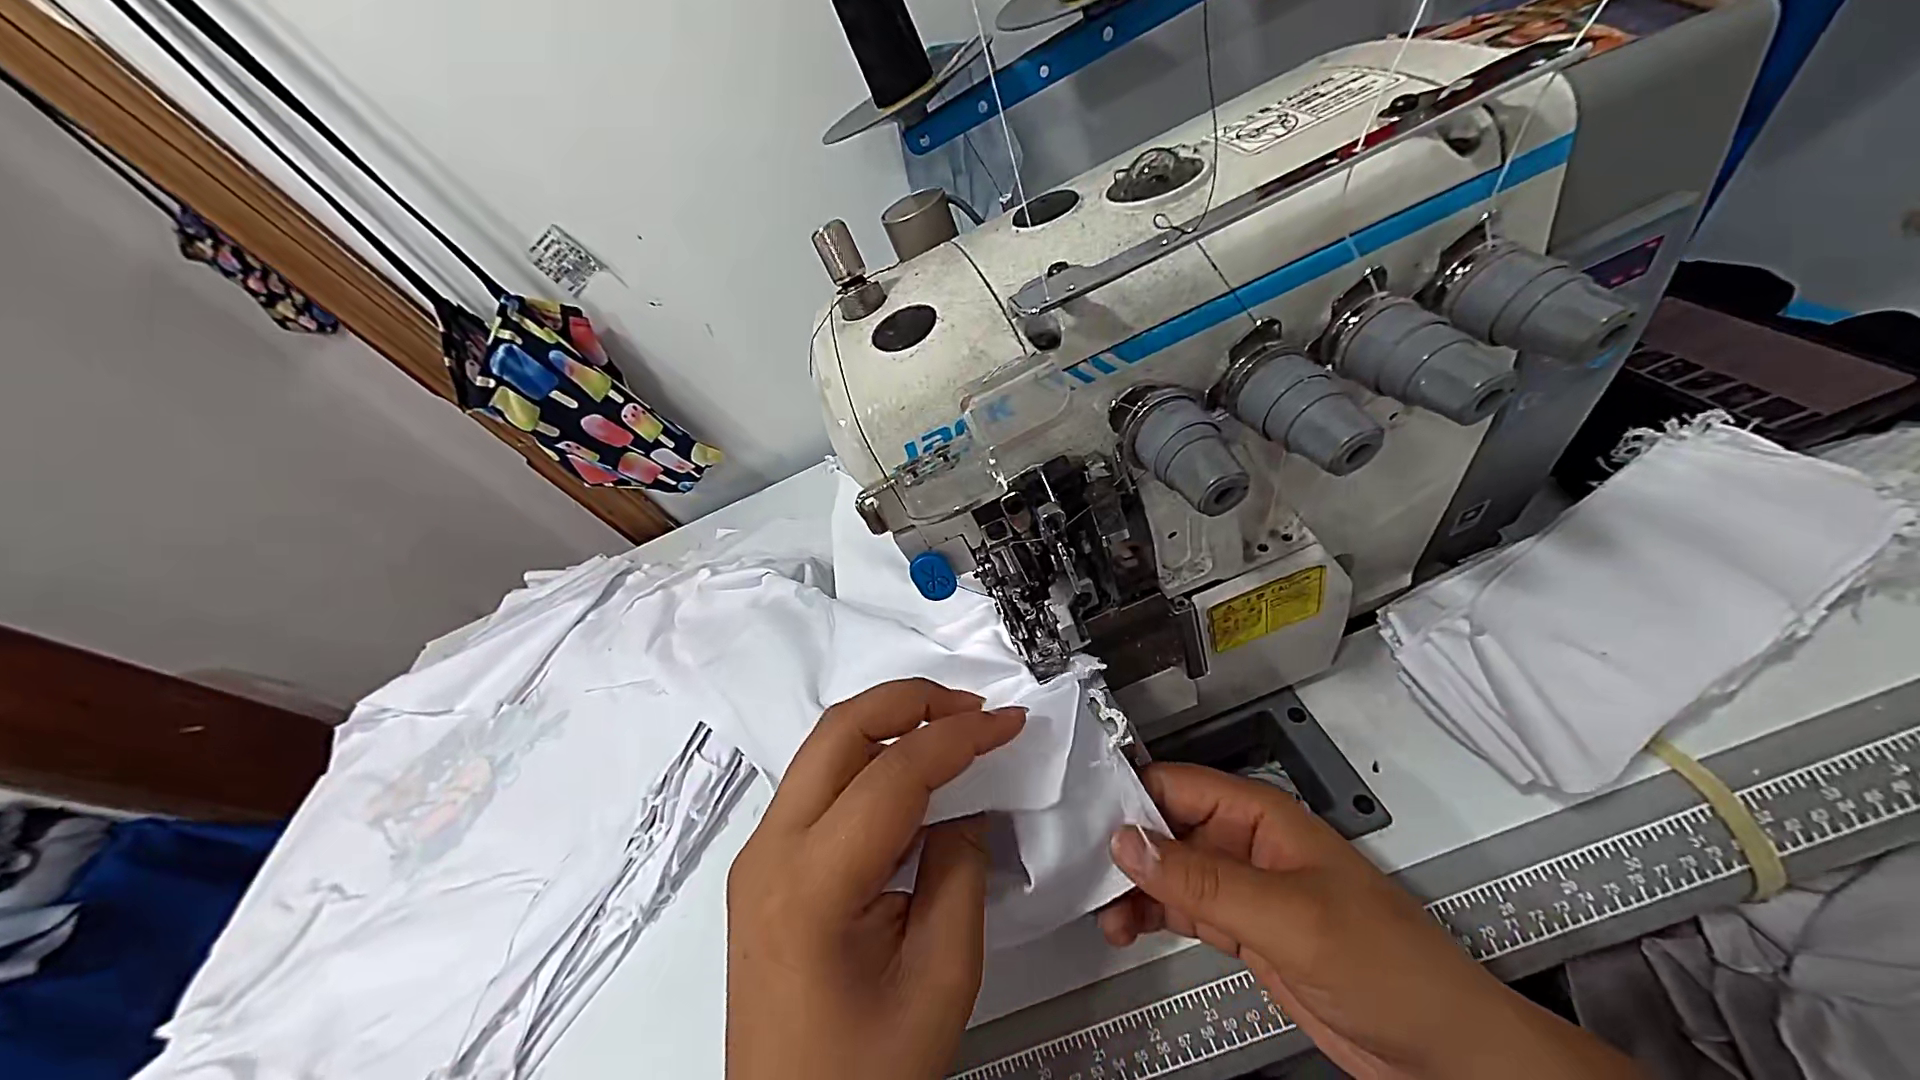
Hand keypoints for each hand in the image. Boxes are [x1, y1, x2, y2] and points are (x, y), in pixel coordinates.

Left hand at [726, 679, 1026, 1079]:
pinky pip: (822, 784)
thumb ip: (960, 870)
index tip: (1005, 724)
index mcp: (809, 886)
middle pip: (840, 731)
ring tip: (952, 733)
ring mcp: (761, 856)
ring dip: (890, 725)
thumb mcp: (940, 973)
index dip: (958, 738)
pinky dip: (872, 762)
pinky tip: (915, 778)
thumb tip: (968, 805)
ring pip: (826, 747)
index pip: (892, 774)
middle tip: (971, 709)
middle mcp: (770, 855)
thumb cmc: (862, 1074)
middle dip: (911, 701)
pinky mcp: (769, 865)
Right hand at [1100, 765, 1637, 1079]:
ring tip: (1105, 910)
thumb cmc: (1395, 968)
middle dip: (1124, 846)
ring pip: (1168, 869)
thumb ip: (1203, 878)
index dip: (1130, 796)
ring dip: (1133, 885)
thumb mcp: (1288, 917)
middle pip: (1165, 825)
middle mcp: (1246, 842)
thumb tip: (1131, 841)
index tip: (1088, 818)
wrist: (1444, 1053)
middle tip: (1086, 870)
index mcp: (1261, 815)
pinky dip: (1151, 914)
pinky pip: (1181, 907)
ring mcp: (1243, 886)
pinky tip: (1129, 926)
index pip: (1177, 785)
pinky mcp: (1242, 926)